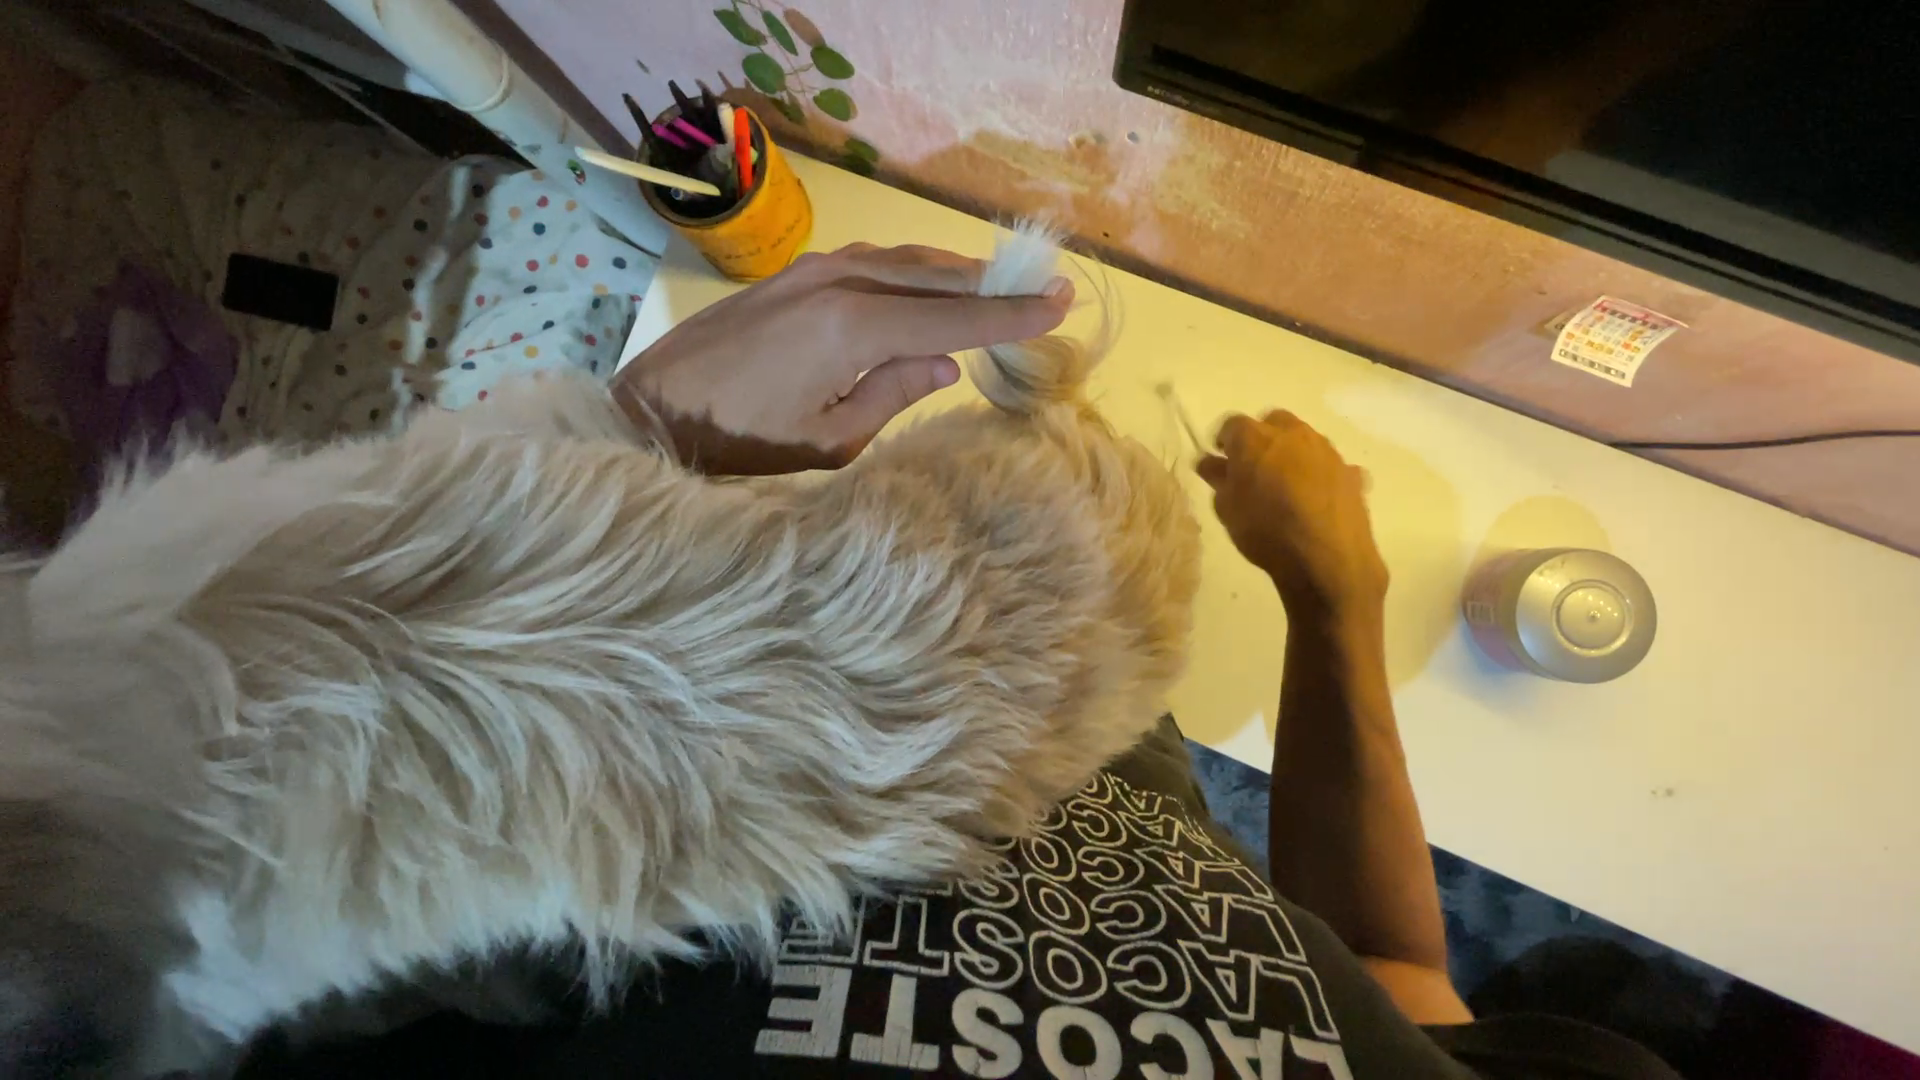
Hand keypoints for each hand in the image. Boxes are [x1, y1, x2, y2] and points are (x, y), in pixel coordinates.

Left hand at [614, 243, 1070, 474]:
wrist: (653, 411)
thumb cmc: (744, 443)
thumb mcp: (830, 438)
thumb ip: (894, 393)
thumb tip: (947, 363)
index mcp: (854, 329)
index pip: (950, 318)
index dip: (1008, 315)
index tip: (1058, 303)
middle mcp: (838, 284)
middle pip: (933, 277)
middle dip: (990, 285)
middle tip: (1040, 286)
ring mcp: (811, 272)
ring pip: (901, 262)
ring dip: (950, 272)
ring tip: (993, 284)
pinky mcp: (790, 276)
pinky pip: (868, 263)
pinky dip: (908, 272)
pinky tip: (924, 284)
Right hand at [1198, 411, 1387, 616]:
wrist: (1326, 558)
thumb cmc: (1265, 530)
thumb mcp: (1227, 508)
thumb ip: (1218, 478)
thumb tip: (1209, 462)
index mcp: (1255, 437)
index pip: (1231, 425)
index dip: (1224, 442)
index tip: (1221, 461)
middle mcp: (1293, 433)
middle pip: (1273, 423)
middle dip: (1261, 439)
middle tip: (1253, 469)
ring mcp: (1327, 451)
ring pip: (1304, 440)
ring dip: (1292, 454)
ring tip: (1285, 486)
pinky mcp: (1352, 473)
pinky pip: (1330, 465)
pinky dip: (1320, 475)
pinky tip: (1316, 499)